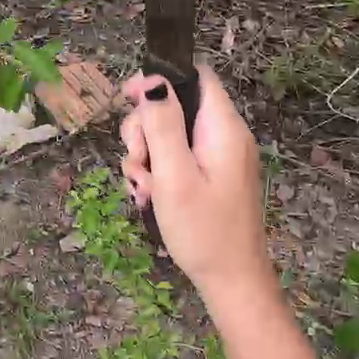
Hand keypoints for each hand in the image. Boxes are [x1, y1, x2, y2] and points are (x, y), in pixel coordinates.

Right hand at [119, 65, 271, 298]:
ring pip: (167, 135)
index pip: (196, 76)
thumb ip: (163, 125)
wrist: (230, 282)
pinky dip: (155, 173)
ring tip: (143, 188)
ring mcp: (216, 158)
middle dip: (143, 130)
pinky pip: (174, 158)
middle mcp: (223, 137)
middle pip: (173, 106)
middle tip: (138, 161)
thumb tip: (152, 80)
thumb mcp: (174, 175)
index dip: (159, 80)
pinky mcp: (208, 176)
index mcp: (223, 129)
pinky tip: (148, 196)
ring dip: (144, 156)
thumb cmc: (203, 230)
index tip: (128, 100)